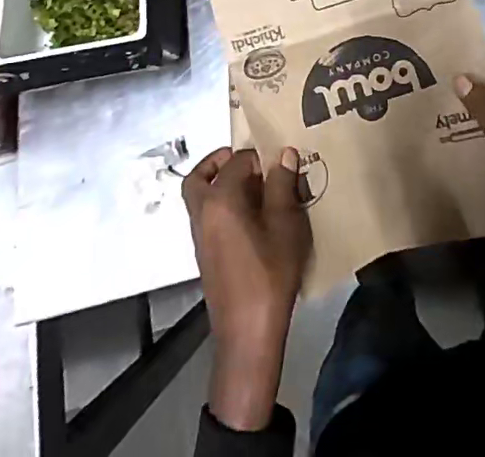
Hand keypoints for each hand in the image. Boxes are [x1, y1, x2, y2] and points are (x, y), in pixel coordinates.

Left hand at [182, 146, 309, 430]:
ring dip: (220, 184)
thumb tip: (282, 154)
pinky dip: (221, 205)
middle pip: (201, 175)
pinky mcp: (204, 252)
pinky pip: (207, 214)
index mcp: (220, 199)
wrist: (248, 330)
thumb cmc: (270, 273)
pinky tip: (252, 218)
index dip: (259, 156)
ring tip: (255, 189)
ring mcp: (199, 233)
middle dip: (221, 163)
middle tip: (250, 163)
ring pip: (200, 195)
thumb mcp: (285, 224)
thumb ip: (282, 186)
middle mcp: (202, 211)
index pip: (237, 161)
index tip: (279, 161)